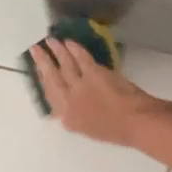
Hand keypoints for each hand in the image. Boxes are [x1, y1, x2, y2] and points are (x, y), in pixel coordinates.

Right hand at [28, 37, 169, 146]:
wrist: (137, 122)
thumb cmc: (117, 130)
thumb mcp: (88, 129)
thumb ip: (74, 116)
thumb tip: (65, 105)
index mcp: (68, 118)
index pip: (50, 96)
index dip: (42, 80)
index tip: (38, 69)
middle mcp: (69, 101)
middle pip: (51, 78)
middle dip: (42, 62)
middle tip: (35, 49)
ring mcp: (80, 86)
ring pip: (64, 65)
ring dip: (57, 51)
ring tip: (51, 41)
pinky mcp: (93, 74)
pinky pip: (80, 58)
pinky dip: (74, 49)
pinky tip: (69, 42)